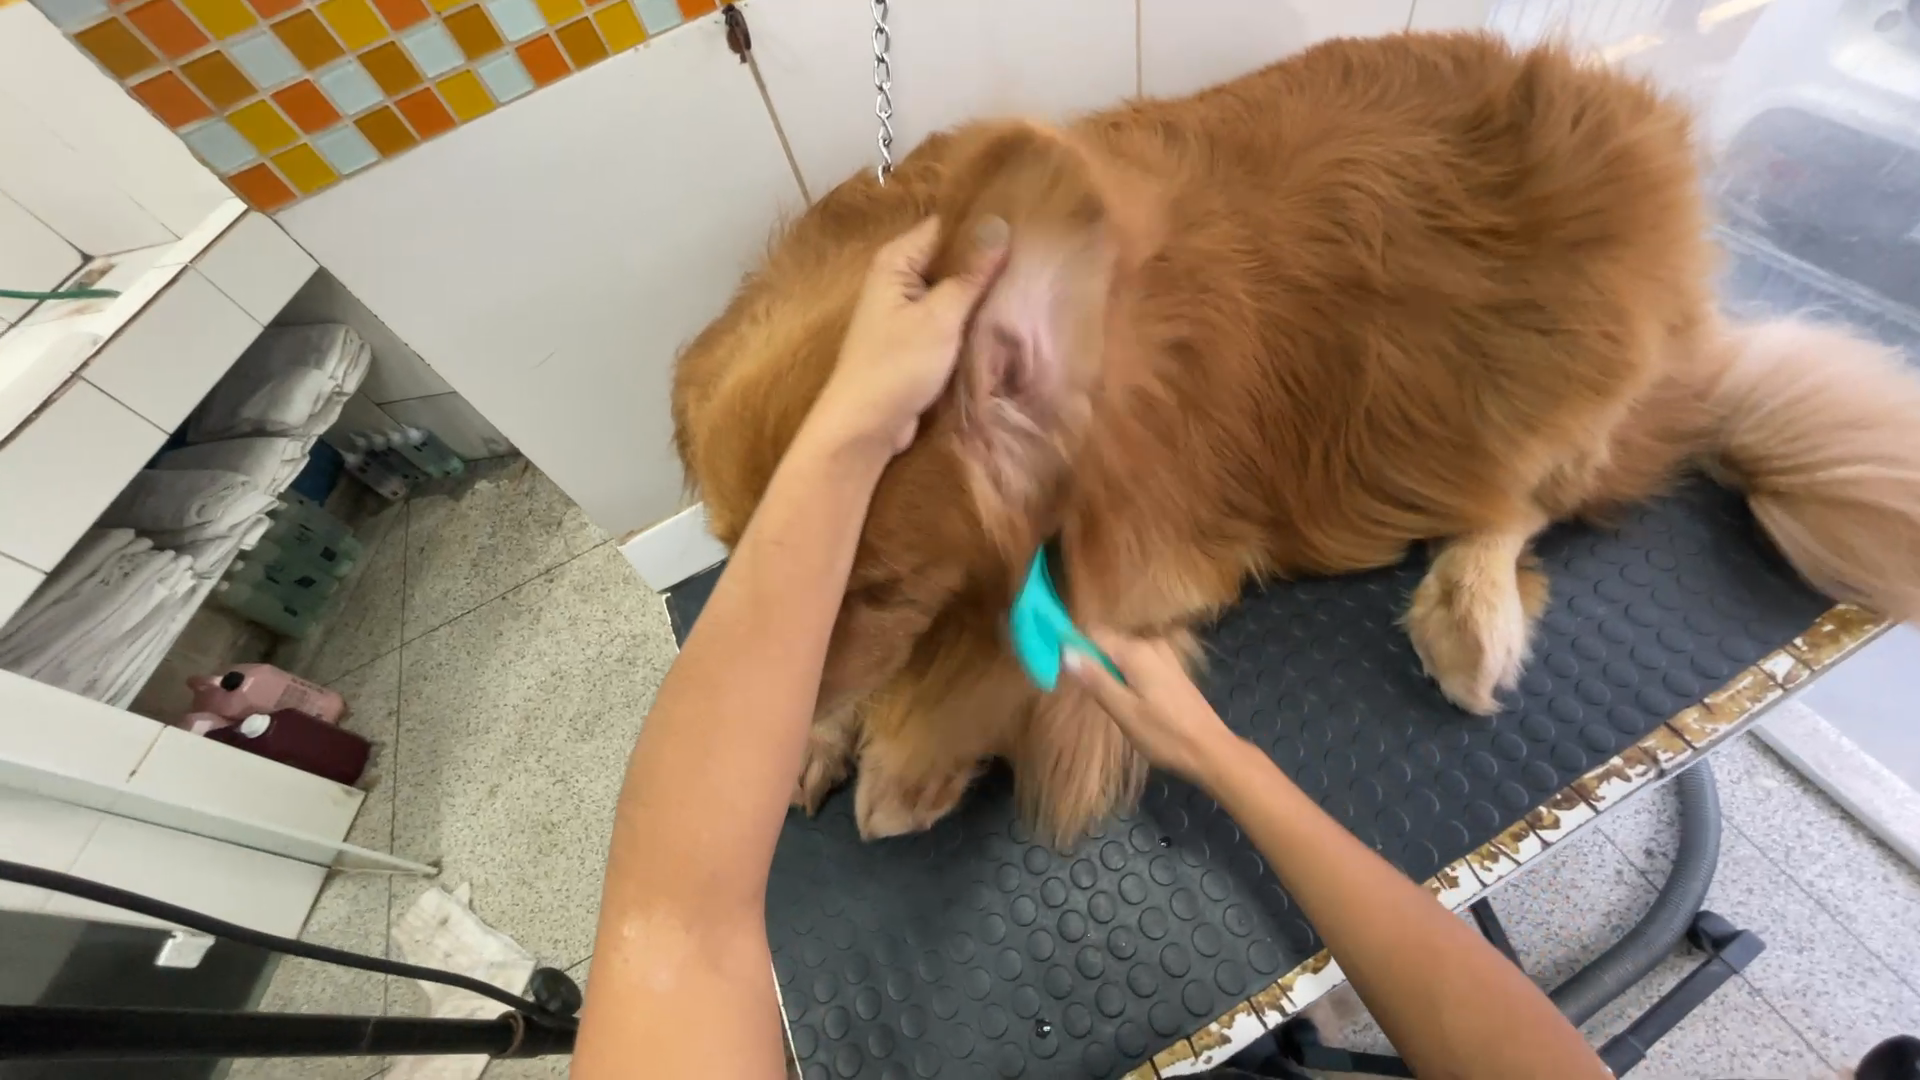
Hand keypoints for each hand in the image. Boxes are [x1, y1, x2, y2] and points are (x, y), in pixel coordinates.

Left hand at [810, 215, 1009, 456]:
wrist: (866, 425)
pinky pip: (950, 320)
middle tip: (1035, 256)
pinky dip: (971, 321)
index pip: (945, 226)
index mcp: (896, 261)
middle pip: (950, 259)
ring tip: (1028, 283)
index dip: (982, 224)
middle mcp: (899, 280)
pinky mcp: (916, 342)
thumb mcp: (940, 317)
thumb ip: (970, 275)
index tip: (1025, 223)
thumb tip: (1000, 226)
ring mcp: (907, 313)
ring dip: (982, 294)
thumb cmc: (897, 365)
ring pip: (953, 292)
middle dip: (987, 261)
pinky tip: (1004, 319)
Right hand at [1064, 631, 1244, 785]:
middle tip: (1092, 697)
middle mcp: (1150, 644)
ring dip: (1110, 672)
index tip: (1064, 671)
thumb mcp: (1123, 711)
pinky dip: (1126, 676)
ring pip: (1121, 654)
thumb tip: (1066, 651)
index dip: (1074, 648)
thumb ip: (1095, 679)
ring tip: (1113, 704)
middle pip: (1107, 642)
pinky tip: (1132, 702)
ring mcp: (1163, 655)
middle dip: (1093, 663)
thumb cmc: (1164, 735)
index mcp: (1135, 652)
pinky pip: (1136, 662)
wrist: (1210, 751)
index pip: (1092, 633)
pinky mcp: (1170, 668)